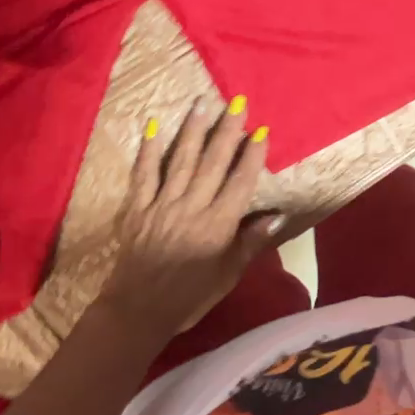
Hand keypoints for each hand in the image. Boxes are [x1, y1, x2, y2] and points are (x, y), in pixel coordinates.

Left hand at [100, 97, 283, 343]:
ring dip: (194, 131)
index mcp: (217, 226)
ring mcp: (162, 205)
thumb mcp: (228, 276)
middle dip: (227, 131)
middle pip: (213, 164)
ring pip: (182, 161)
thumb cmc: (190, 297)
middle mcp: (192, 208)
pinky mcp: (137, 208)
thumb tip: (276, 216)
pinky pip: (145, 174)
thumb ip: (250, 243)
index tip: (261, 130)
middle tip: (237, 103)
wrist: (138, 311)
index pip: (239, 183)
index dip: (252, 156)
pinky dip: (150, 150)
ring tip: (203, 103)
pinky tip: (155, 127)